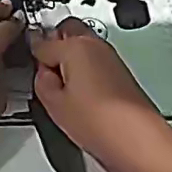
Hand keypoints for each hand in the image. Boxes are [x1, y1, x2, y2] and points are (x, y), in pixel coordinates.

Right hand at [30, 17, 171, 171]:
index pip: (41, 42)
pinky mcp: (121, 72)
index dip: (33, 56)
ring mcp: (111, 57)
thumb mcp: (53, 104)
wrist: (139, 142)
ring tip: (64, 87)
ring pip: (82, 43)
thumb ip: (40, 80)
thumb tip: (42, 74)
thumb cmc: (102, 123)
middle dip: (53, 43)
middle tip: (45, 68)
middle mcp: (95, 45)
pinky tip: (81, 95)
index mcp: (74, 46)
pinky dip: (85, 69)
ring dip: (70, 56)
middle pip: (66, 29)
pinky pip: (95, 60)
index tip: (31, 68)